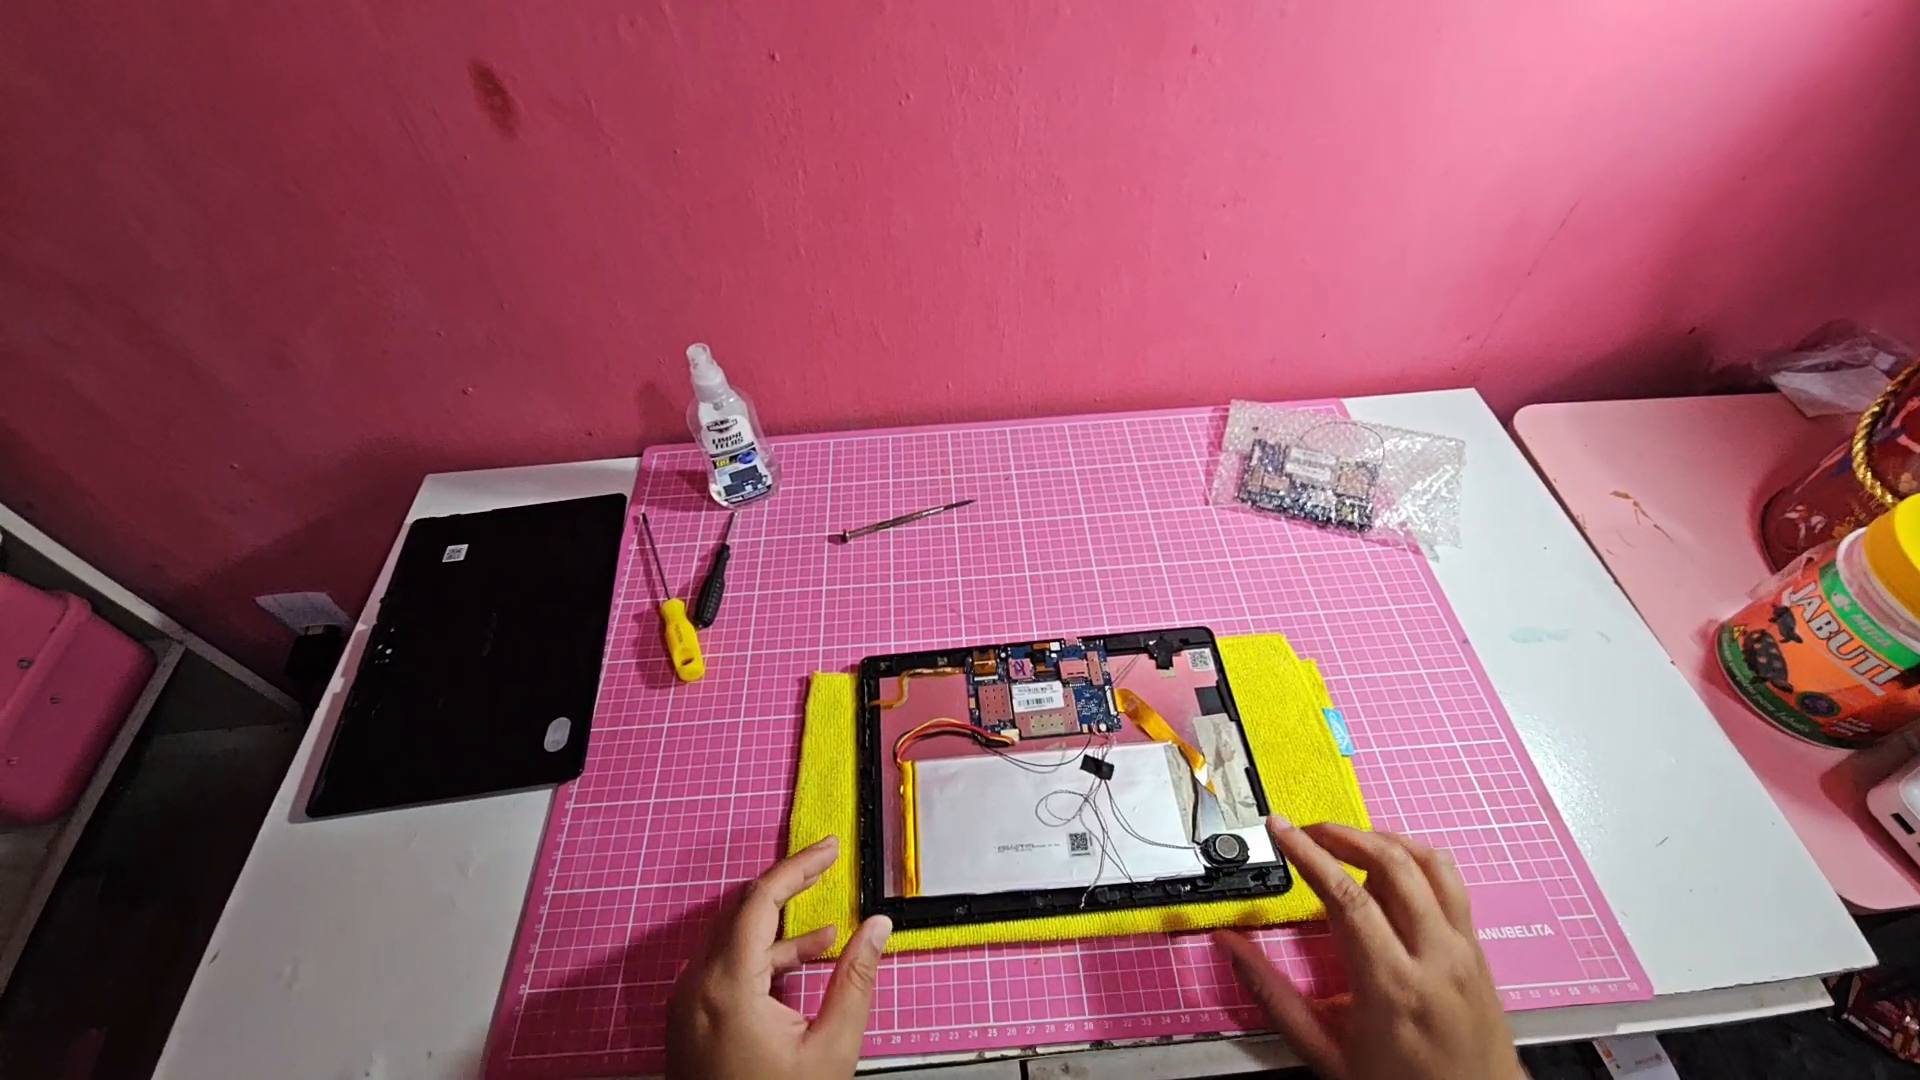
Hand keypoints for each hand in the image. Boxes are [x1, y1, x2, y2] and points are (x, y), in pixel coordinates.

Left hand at [667, 835, 891, 1079]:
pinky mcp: (691, 1021)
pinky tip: (801, 963)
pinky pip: (726, 967)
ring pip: (734, 938)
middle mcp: (696, 987)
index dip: (798, 866)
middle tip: (826, 866)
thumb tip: (877, 927)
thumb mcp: (830, 1049)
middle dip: (789, 886)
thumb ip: (855, 979)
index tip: (828, 847)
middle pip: (742, 911)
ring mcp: (688, 1005)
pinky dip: (764, 957)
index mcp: (725, 987)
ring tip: (827, 931)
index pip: (760, 899)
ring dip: (779, 927)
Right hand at [1216, 820, 1522, 1079]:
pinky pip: (1451, 884)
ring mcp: (1465, 952)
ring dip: (1382, 839)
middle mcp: (1437, 960)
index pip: (1347, 896)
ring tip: (1347, 842)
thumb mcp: (1323, 1049)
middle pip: (1393, 866)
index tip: (1281, 830)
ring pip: (1431, 864)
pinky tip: (1388, 865)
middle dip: (1342, 835)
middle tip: (1308, 832)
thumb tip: (1229, 944)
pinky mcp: (1479, 951)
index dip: (1308, 854)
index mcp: (1393, 986)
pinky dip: (1415, 859)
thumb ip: (1271, 992)